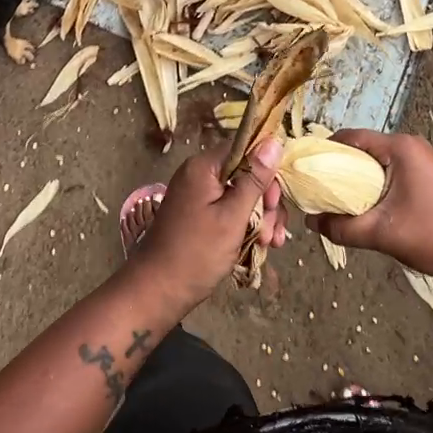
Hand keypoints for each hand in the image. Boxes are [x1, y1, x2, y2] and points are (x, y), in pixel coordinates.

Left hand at [127, 140, 287, 310]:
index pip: (245, 148)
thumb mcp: (232, 216)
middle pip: (245, 174)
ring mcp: (198, 195)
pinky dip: (246, 225)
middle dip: (266, 202)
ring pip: (241, 195)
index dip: (266, 171)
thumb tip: (274, 140)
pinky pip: (230, 210)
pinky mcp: (199, 215)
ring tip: (269, 244)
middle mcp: (200, 174)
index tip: (275, 201)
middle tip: (274, 232)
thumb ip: (254, 179)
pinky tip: (260, 245)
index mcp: (203, 166)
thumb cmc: (197, 253)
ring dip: (261, 218)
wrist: (158, 291)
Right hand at [305, 129, 432, 279]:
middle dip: (339, 169)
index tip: (305, 171)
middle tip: (319, 192)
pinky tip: (370, 212)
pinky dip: (377, 188)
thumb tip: (311, 223)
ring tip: (340, 205)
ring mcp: (424, 162)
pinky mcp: (431, 179)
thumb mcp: (382, 233)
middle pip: (363, 150)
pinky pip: (393, 175)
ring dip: (358, 181)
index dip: (324, 151)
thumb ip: (343, 228)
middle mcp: (411, 147)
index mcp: (400, 148)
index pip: (350, 137)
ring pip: (378, 165)